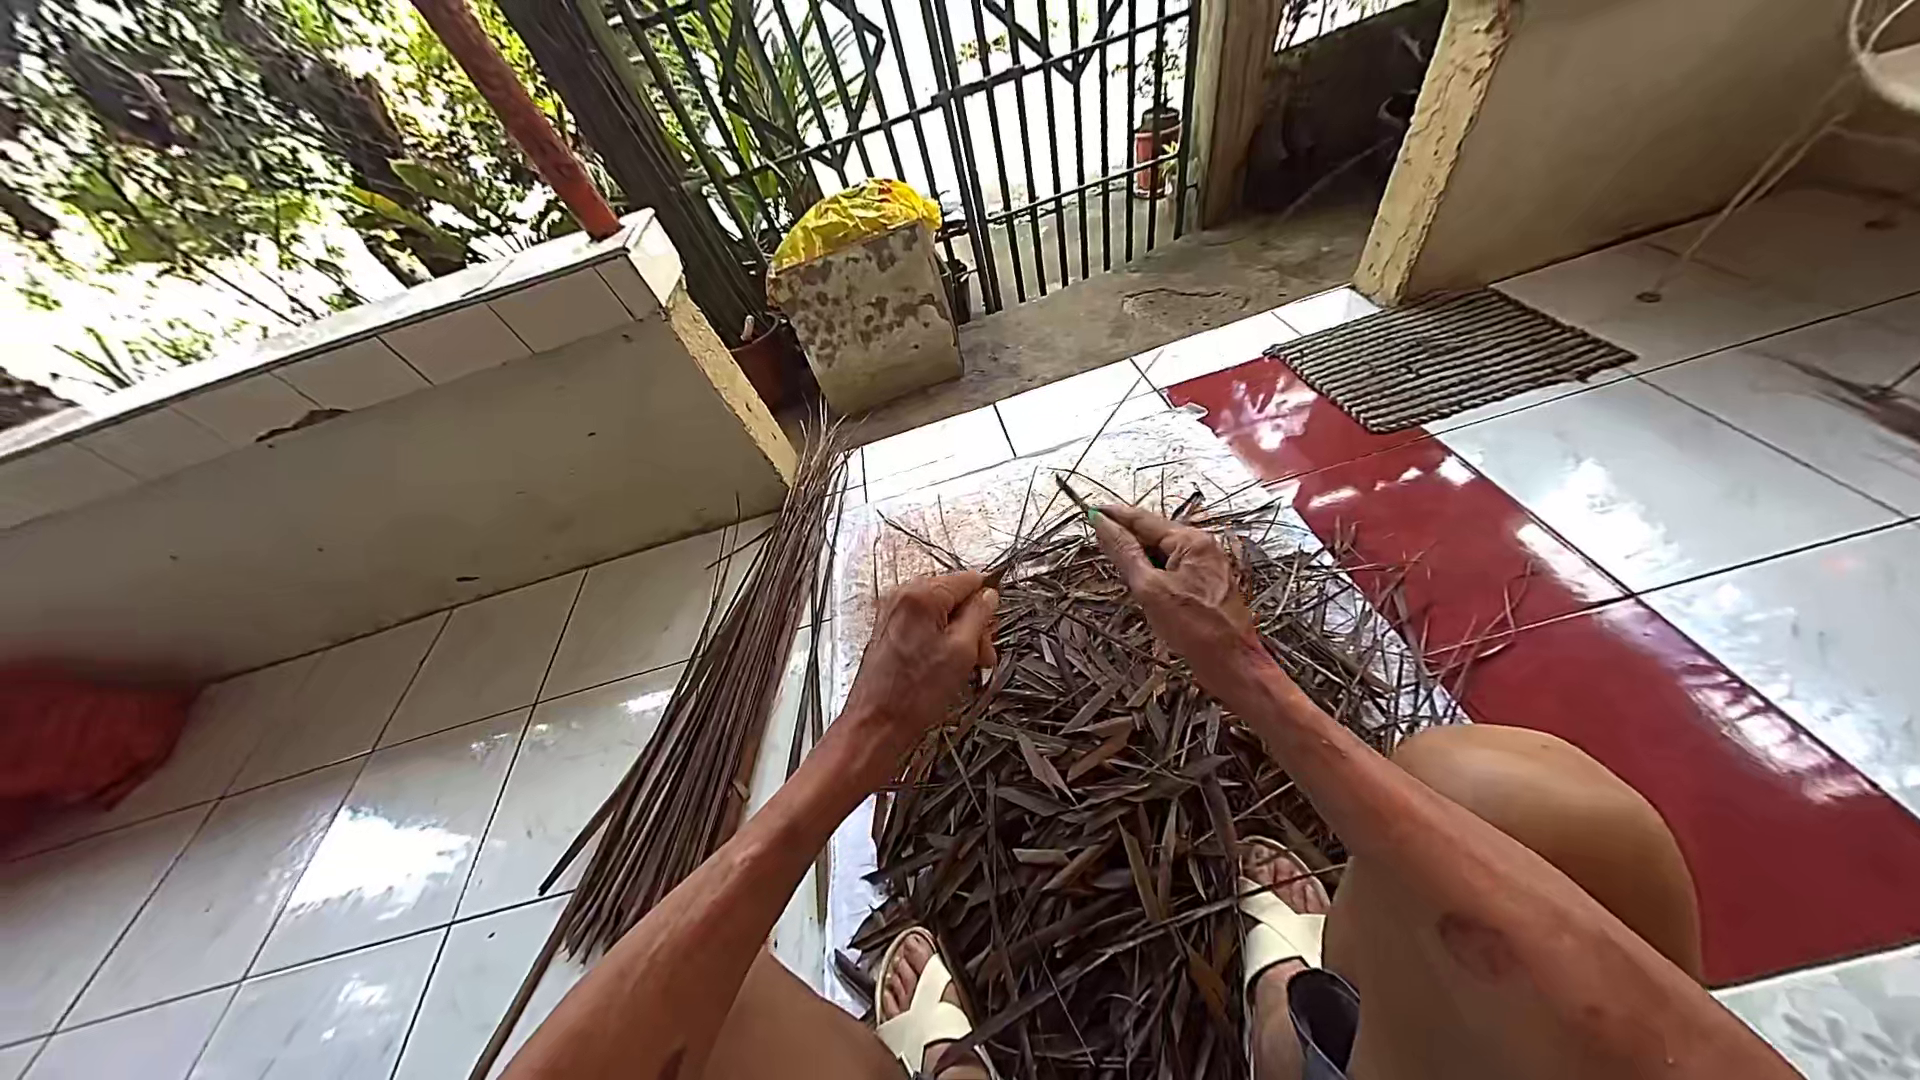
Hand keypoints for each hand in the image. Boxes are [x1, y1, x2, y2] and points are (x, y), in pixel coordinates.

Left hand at [838, 570, 998, 781]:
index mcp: (921, 595)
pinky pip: (925, 622)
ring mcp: (893, 612)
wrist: (877, 722)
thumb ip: (980, 615)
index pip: (968, 579)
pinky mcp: (890, 629)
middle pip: (954, 595)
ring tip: (966, 663)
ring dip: (960, 632)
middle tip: (982, 652)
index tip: (994, 621)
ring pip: (941, 610)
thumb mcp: (962, 650)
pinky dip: (940, 638)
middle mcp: (903, 596)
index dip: (987, 600)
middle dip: (974, 621)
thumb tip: (989, 596)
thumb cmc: (912, 694)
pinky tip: (947, 663)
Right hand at [1089, 504, 1271, 695]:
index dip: (1114, 515)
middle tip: (1096, 538)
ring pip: (1162, 552)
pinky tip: (1140, 582)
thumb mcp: (1149, 588)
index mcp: (1192, 541)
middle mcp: (1202, 546)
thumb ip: (1123, 552)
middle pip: (1153, 533)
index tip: (1090, 510)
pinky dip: (1152, 570)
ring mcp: (1206, 564)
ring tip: (1114, 562)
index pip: (1143, 519)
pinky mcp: (1206, 583)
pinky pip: (1172, 567)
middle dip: (1125, 536)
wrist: (1231, 663)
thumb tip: (1102, 523)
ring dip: (1138, 556)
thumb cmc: (1195, 629)